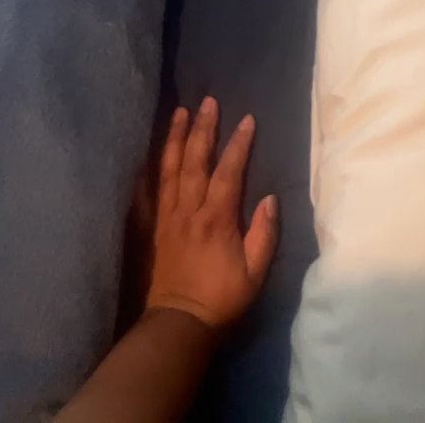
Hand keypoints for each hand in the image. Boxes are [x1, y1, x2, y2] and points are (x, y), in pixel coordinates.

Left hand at [144, 97, 278, 330]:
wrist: (179, 324)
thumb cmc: (222, 298)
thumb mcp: (254, 273)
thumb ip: (264, 234)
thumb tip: (270, 199)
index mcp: (216, 219)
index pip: (228, 172)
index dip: (238, 145)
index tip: (247, 120)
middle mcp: (190, 210)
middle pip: (195, 161)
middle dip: (203, 129)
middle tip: (208, 101)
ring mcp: (169, 216)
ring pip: (171, 168)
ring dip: (177, 137)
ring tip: (182, 112)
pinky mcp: (156, 225)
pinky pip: (154, 188)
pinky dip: (155, 165)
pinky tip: (156, 150)